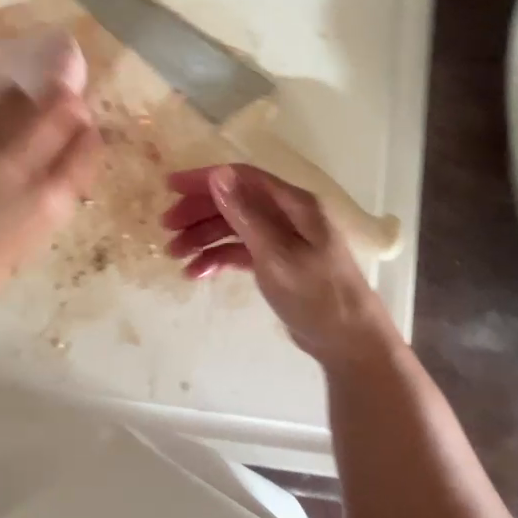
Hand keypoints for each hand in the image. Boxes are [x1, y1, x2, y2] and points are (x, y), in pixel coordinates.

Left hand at [0, 89, 100, 328]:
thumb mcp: (29, 240)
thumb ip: (48, 197)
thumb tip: (60, 163)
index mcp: (48, 203)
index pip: (85, 150)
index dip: (88, 135)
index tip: (86, 128)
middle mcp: (19, 168)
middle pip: (58, 113)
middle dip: (67, 101)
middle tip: (65, 96)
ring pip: (17, 100)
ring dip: (27, 100)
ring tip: (24, 105)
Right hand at [161, 164, 394, 361]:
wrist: (350, 343)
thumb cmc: (317, 294)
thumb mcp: (277, 254)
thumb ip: (245, 214)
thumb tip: (218, 175)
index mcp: (293, 204)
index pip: (241, 178)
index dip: (205, 179)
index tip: (170, 187)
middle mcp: (287, 216)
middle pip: (234, 202)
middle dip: (198, 212)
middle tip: (167, 228)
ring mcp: (282, 240)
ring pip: (233, 228)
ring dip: (203, 238)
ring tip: (174, 255)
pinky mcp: (277, 264)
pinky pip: (240, 252)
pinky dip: (217, 259)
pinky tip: (196, 273)